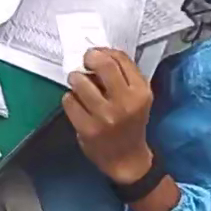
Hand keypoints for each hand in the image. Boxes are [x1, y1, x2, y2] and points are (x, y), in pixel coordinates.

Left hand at [64, 48, 155, 185]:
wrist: (126, 158)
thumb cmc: (130, 124)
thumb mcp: (136, 99)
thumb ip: (123, 78)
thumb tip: (99, 54)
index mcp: (141, 93)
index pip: (121, 60)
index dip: (105, 51)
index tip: (96, 53)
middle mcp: (124, 103)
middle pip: (103, 66)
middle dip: (90, 58)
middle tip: (84, 61)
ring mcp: (104, 116)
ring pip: (81, 82)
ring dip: (76, 78)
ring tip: (78, 82)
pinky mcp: (86, 128)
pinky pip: (69, 101)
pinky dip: (69, 98)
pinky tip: (75, 102)